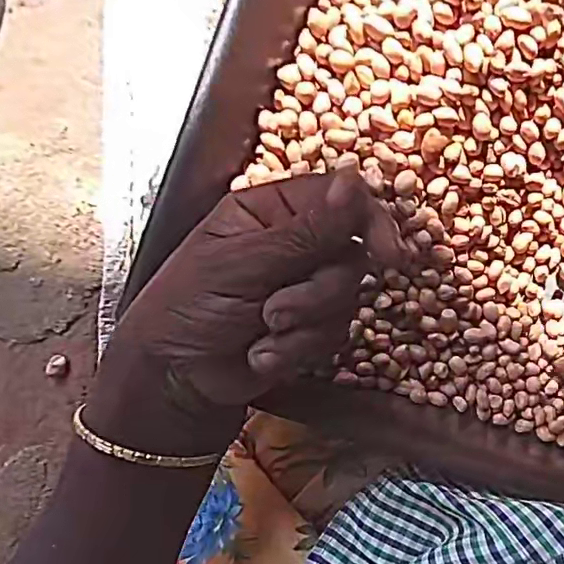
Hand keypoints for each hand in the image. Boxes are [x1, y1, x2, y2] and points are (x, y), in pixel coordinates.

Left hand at [89, 167, 407, 454]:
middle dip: (317, 293)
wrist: (174, 378)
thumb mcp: (242, 264)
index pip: (339, 199)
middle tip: (276, 311)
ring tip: (262, 334)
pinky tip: (263, 353)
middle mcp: (296, 243)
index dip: (370, 223)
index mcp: (271, 211)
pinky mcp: (313, 324)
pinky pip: (336, 331)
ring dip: (305, 324)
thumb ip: (305, 231)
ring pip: (346, 298)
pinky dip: (301, 348)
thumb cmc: (186, 308)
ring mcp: (306, 284)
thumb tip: (354, 185)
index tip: (390, 255)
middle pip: (351, 256)